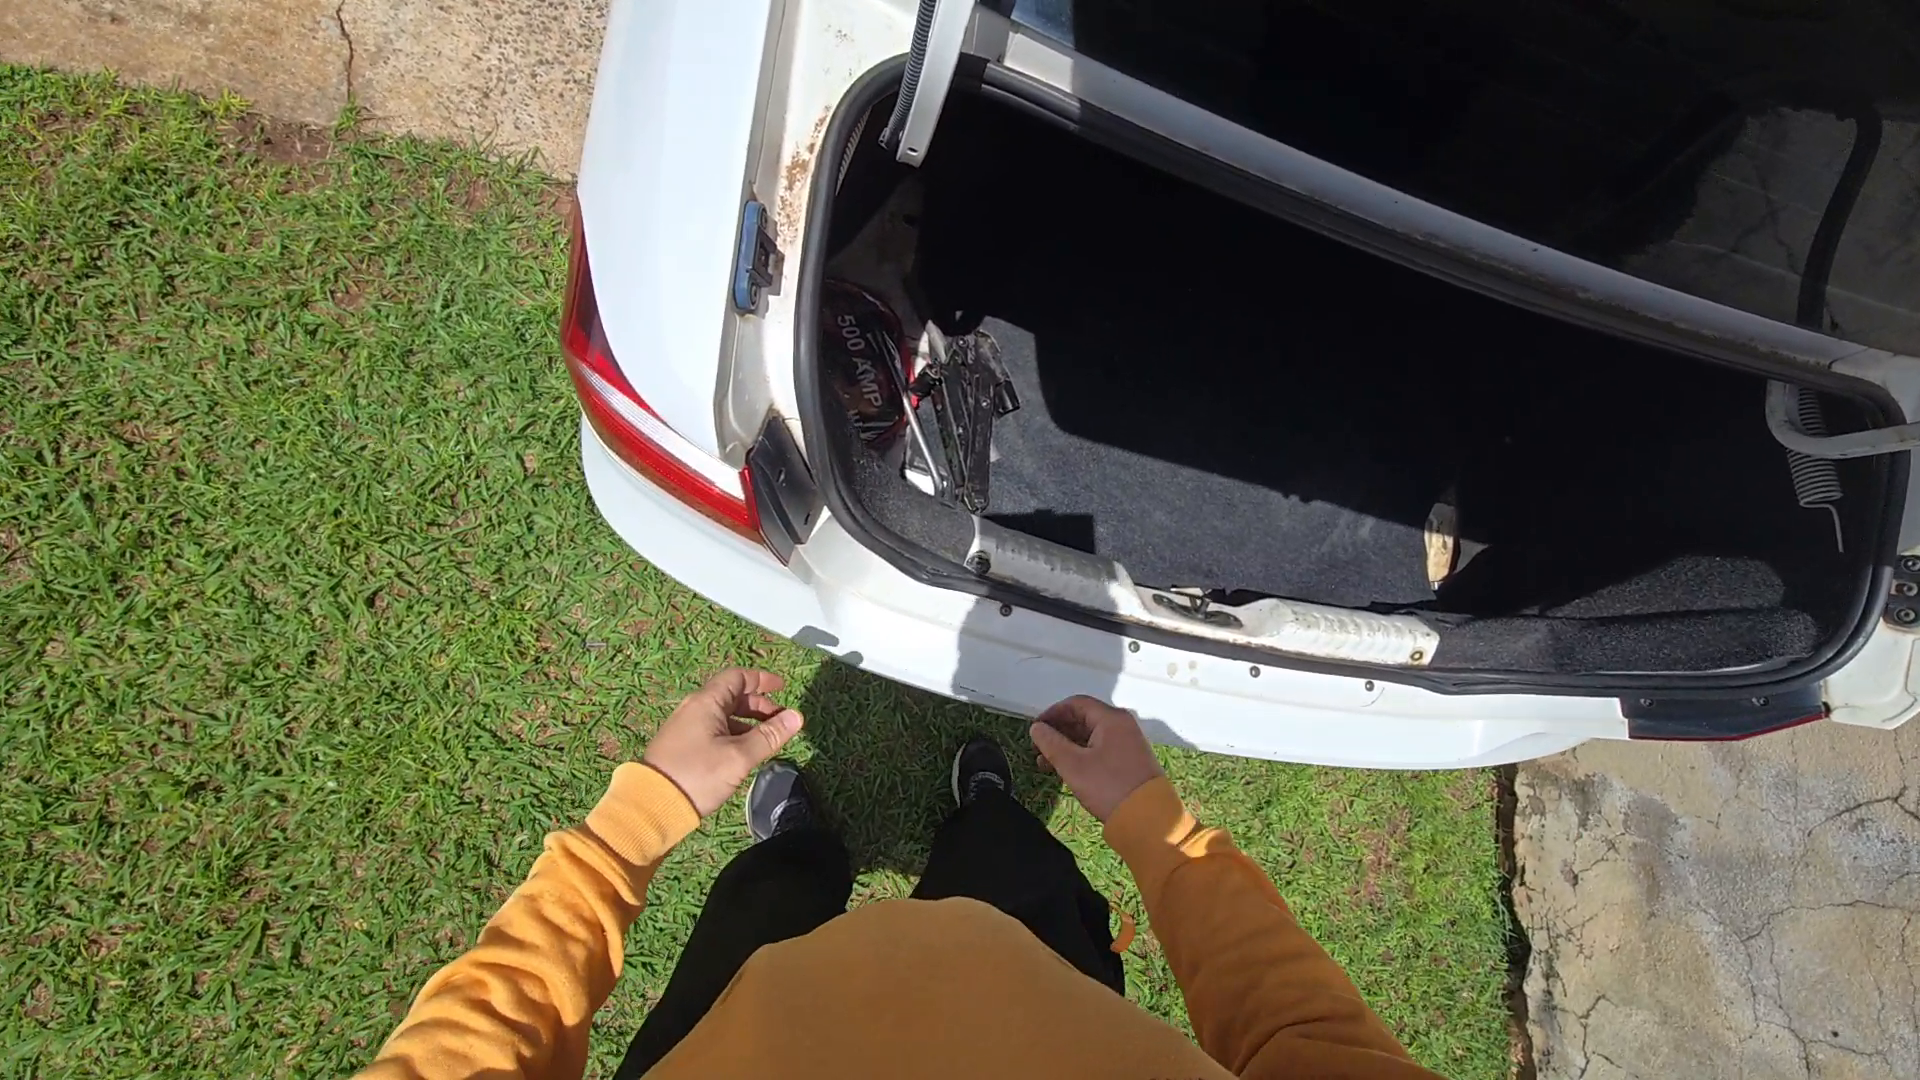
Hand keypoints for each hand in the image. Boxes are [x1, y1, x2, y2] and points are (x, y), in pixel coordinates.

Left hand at [641, 669, 803, 815]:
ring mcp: (685, 727)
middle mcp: (694, 708)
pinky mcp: (681, 746)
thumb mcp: (739, 757)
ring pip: (723, 714)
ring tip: (765, 739)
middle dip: (759, 704)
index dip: (762, 680)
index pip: (738, 677)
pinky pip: (713, 729)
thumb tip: (797, 716)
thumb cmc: (698, 776)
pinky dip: (733, 733)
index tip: (782, 688)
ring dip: (747, 721)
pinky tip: (742, 753)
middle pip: (731, 695)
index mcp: (706, 702)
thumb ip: (770, 735)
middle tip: (779, 720)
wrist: (650, 808)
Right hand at [1028, 696, 1163, 822]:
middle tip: (1039, 749)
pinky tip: (1069, 770)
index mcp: (1112, 719)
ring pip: (1091, 735)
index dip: (1052, 713)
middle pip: (1084, 718)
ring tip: (1047, 764)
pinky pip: (1101, 748)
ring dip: (1068, 746)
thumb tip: (1037, 728)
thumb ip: (1051, 743)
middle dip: (1058, 732)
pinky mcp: (1131, 760)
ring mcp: (1129, 743)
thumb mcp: (1073, 765)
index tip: (1036, 729)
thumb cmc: (1108, 787)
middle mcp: (1123, 725)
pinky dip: (1082, 755)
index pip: (1076, 703)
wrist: (1149, 821)